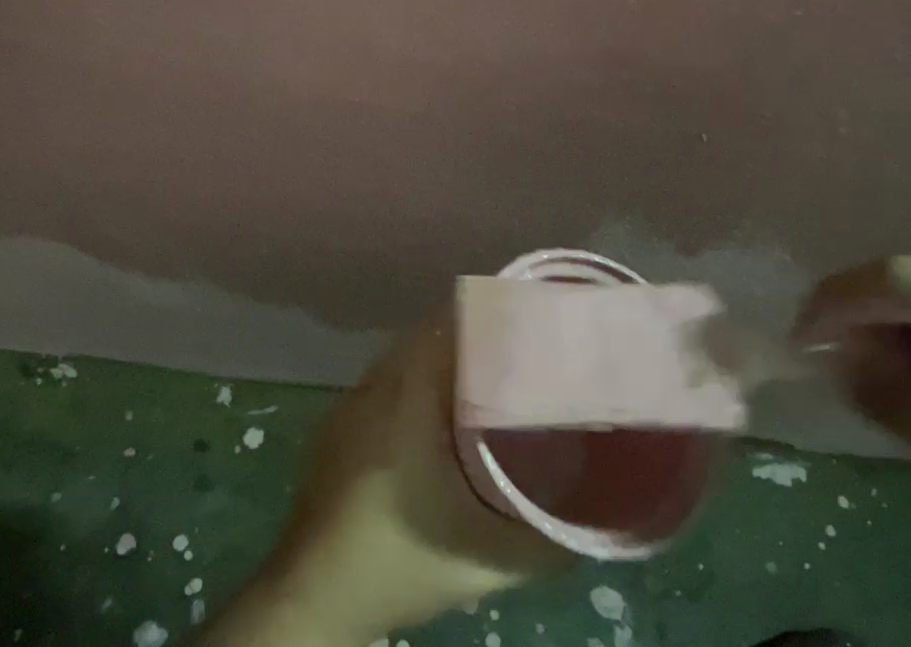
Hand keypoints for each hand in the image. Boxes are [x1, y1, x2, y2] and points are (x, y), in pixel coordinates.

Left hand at [201, 316, 569, 645]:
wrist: (311, 597)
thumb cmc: (397, 563)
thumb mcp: (485, 560)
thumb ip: (547, 541)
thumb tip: (600, 524)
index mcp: (405, 397)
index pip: (447, 323)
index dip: (491, 313)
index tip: (533, 316)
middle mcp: (372, 387)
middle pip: (427, 336)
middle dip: (476, 337)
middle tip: (526, 350)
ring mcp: (348, 407)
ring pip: (403, 360)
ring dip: (443, 360)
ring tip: (493, 377)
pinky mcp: (335, 429)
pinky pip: (384, 384)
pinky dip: (415, 384)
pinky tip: (441, 417)